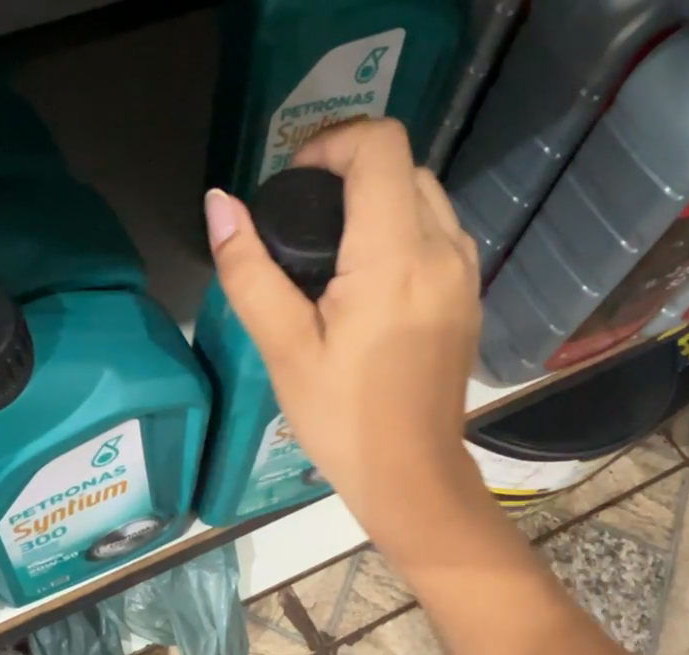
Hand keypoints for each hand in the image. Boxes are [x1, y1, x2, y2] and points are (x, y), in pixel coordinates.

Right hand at [204, 118, 498, 558]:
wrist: (411, 477)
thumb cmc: (342, 419)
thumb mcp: (283, 349)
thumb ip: (249, 270)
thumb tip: (219, 203)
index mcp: (396, 257)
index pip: (378, 146)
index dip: (330, 144)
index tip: (291, 186)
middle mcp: (444, 249)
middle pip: (402, 165)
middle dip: (348, 171)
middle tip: (300, 219)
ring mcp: (465, 273)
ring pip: (425, 196)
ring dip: (376, 200)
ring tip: (330, 249)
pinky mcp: (469, 296)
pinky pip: (438, 233)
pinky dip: (401, 230)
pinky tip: (366, 280)